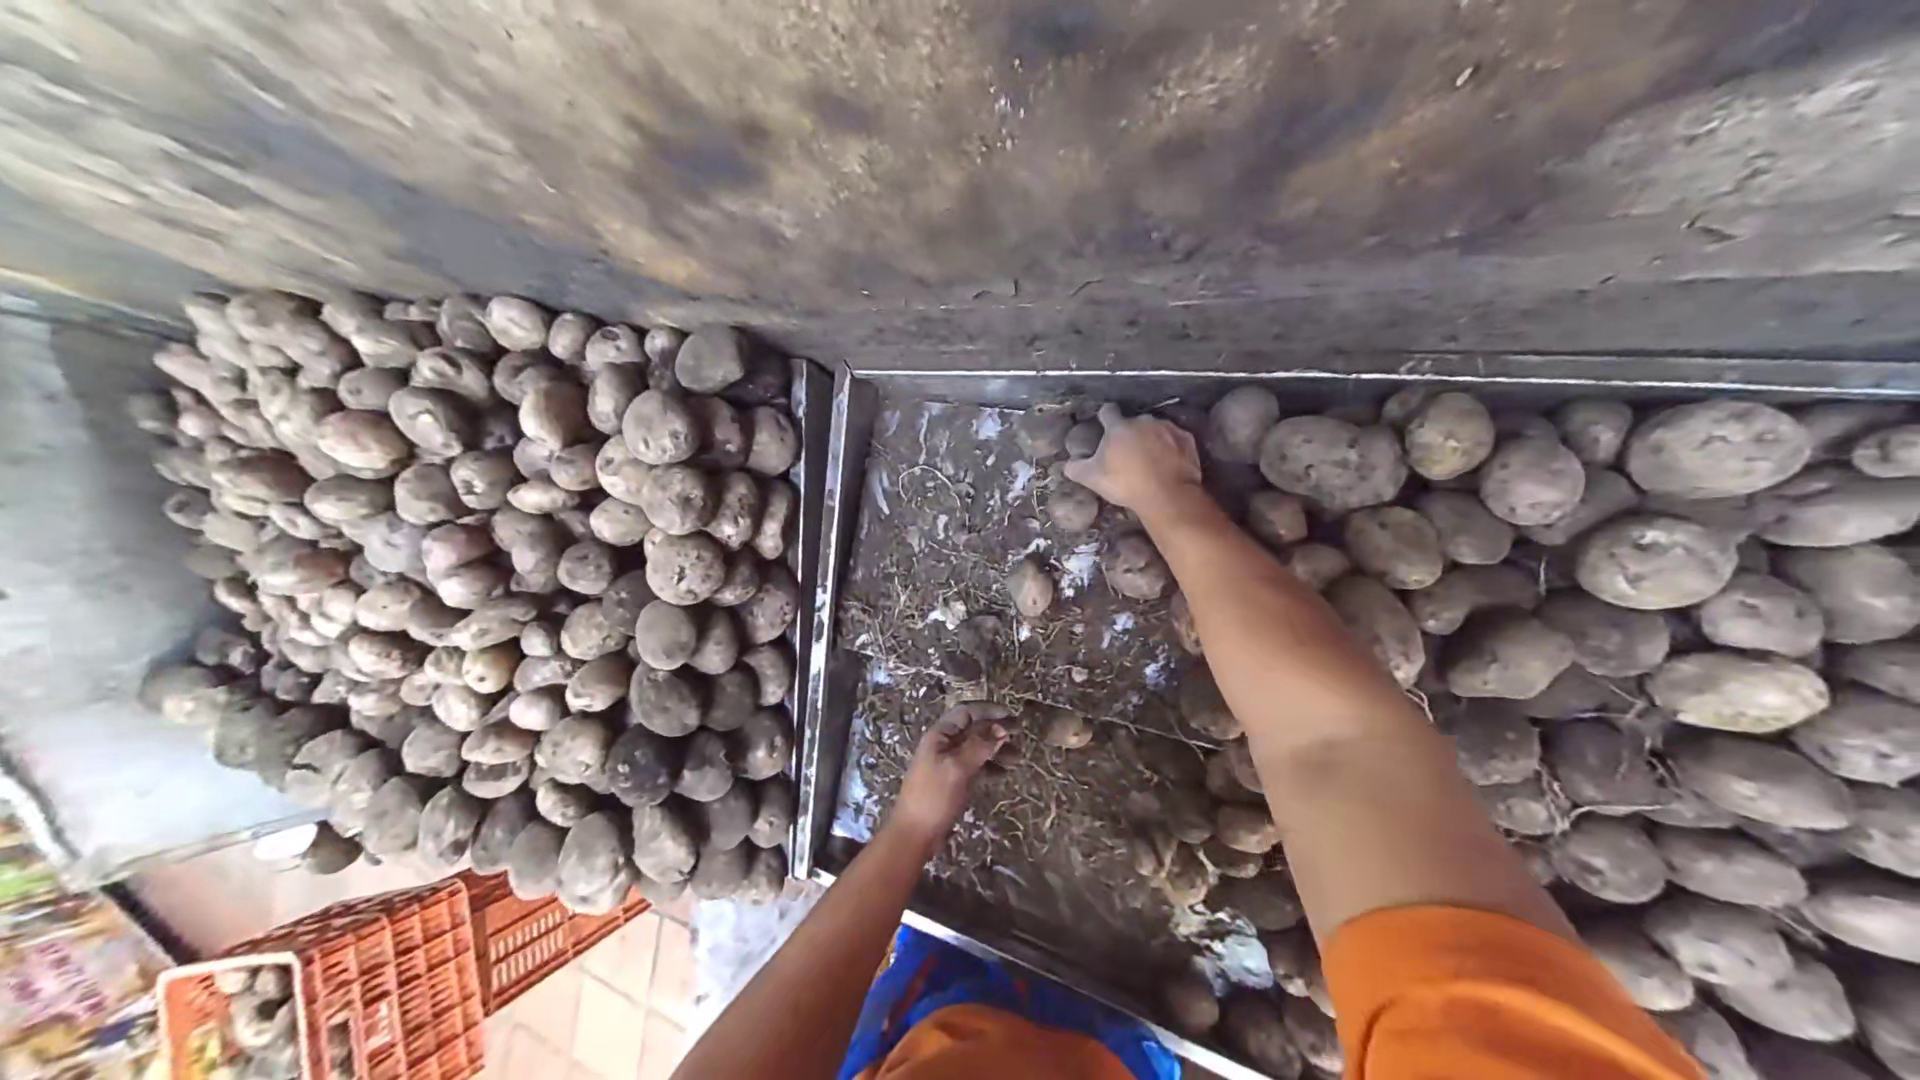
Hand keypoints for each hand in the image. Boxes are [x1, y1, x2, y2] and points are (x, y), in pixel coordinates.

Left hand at [891, 701, 1010, 843]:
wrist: (914, 833)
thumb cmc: (933, 796)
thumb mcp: (957, 768)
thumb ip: (978, 747)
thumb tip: (1001, 730)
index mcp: (940, 735)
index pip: (966, 712)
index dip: (988, 710)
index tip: (1011, 715)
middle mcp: (944, 745)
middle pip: (973, 730)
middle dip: (996, 730)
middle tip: (1019, 735)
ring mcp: (948, 763)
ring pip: (976, 748)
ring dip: (996, 750)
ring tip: (1018, 758)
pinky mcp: (953, 781)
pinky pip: (975, 766)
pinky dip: (990, 767)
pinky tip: (1004, 773)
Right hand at [1062, 404, 1202, 513]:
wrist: (1167, 495)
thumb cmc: (1126, 484)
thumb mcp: (1092, 479)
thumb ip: (1076, 468)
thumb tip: (1068, 463)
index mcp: (1119, 427)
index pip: (1107, 411)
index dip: (1104, 418)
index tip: (1104, 427)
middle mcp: (1143, 421)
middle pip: (1133, 422)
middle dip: (1130, 433)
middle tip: (1127, 453)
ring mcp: (1167, 428)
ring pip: (1155, 428)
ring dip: (1151, 439)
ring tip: (1150, 460)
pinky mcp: (1186, 439)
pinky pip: (1175, 439)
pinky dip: (1171, 447)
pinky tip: (1168, 463)